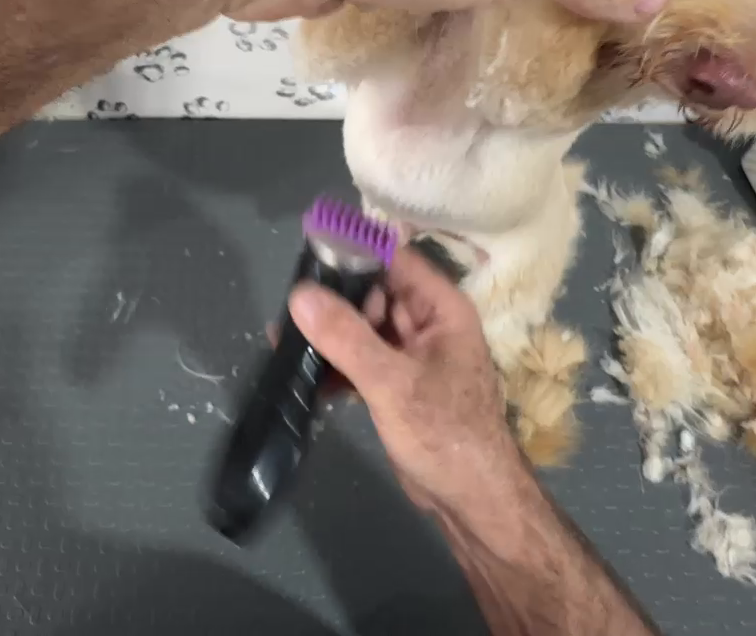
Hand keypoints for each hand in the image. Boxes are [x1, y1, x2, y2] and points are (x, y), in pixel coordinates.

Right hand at [288, 247, 534, 514]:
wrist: (472, 504)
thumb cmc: (444, 433)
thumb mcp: (391, 381)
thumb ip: (345, 336)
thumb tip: (299, 294)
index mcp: (440, 308)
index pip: (394, 259)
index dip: (355, 252)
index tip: (309, 252)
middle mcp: (427, 323)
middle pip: (373, 292)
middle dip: (333, 300)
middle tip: (288, 310)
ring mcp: (411, 354)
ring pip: (363, 327)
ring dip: (329, 334)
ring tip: (284, 341)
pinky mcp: (397, 382)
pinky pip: (361, 358)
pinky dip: (336, 364)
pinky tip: (305, 376)